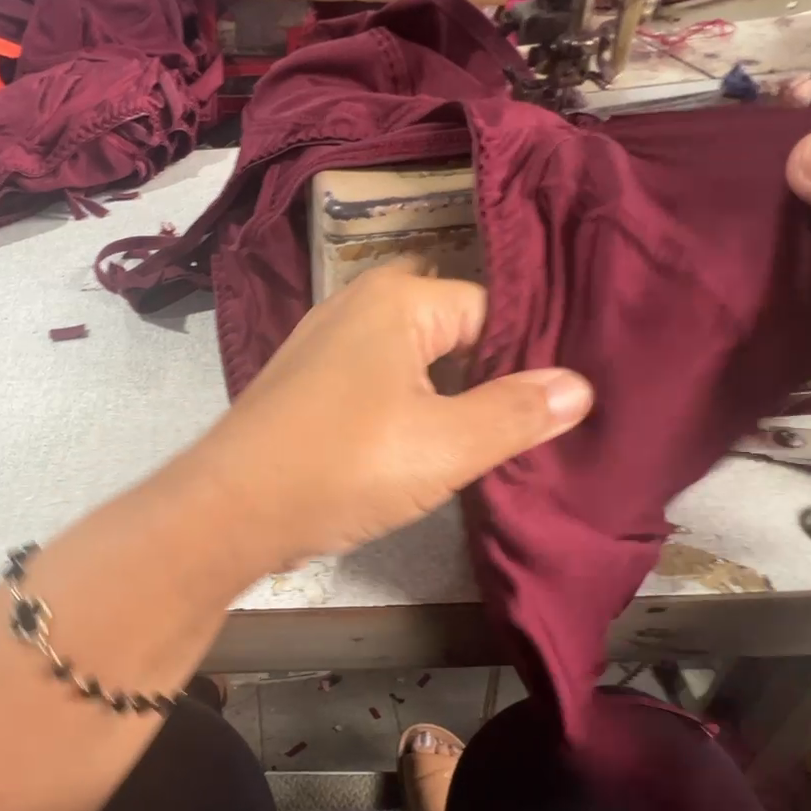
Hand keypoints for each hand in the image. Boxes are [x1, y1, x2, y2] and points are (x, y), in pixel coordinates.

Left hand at [178, 258, 591, 570]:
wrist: (230, 512)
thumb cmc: (341, 466)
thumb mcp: (444, 445)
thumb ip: (515, 413)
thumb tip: (579, 386)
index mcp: (397, 298)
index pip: (492, 310)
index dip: (527, 359)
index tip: (556, 406)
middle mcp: (356, 307)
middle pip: (452, 336)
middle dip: (486, 380)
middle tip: (527, 432)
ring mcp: (324, 348)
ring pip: (412, 368)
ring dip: (443, 404)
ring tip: (483, 448)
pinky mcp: (306, 390)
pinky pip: (376, 390)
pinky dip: (402, 416)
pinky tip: (420, 454)